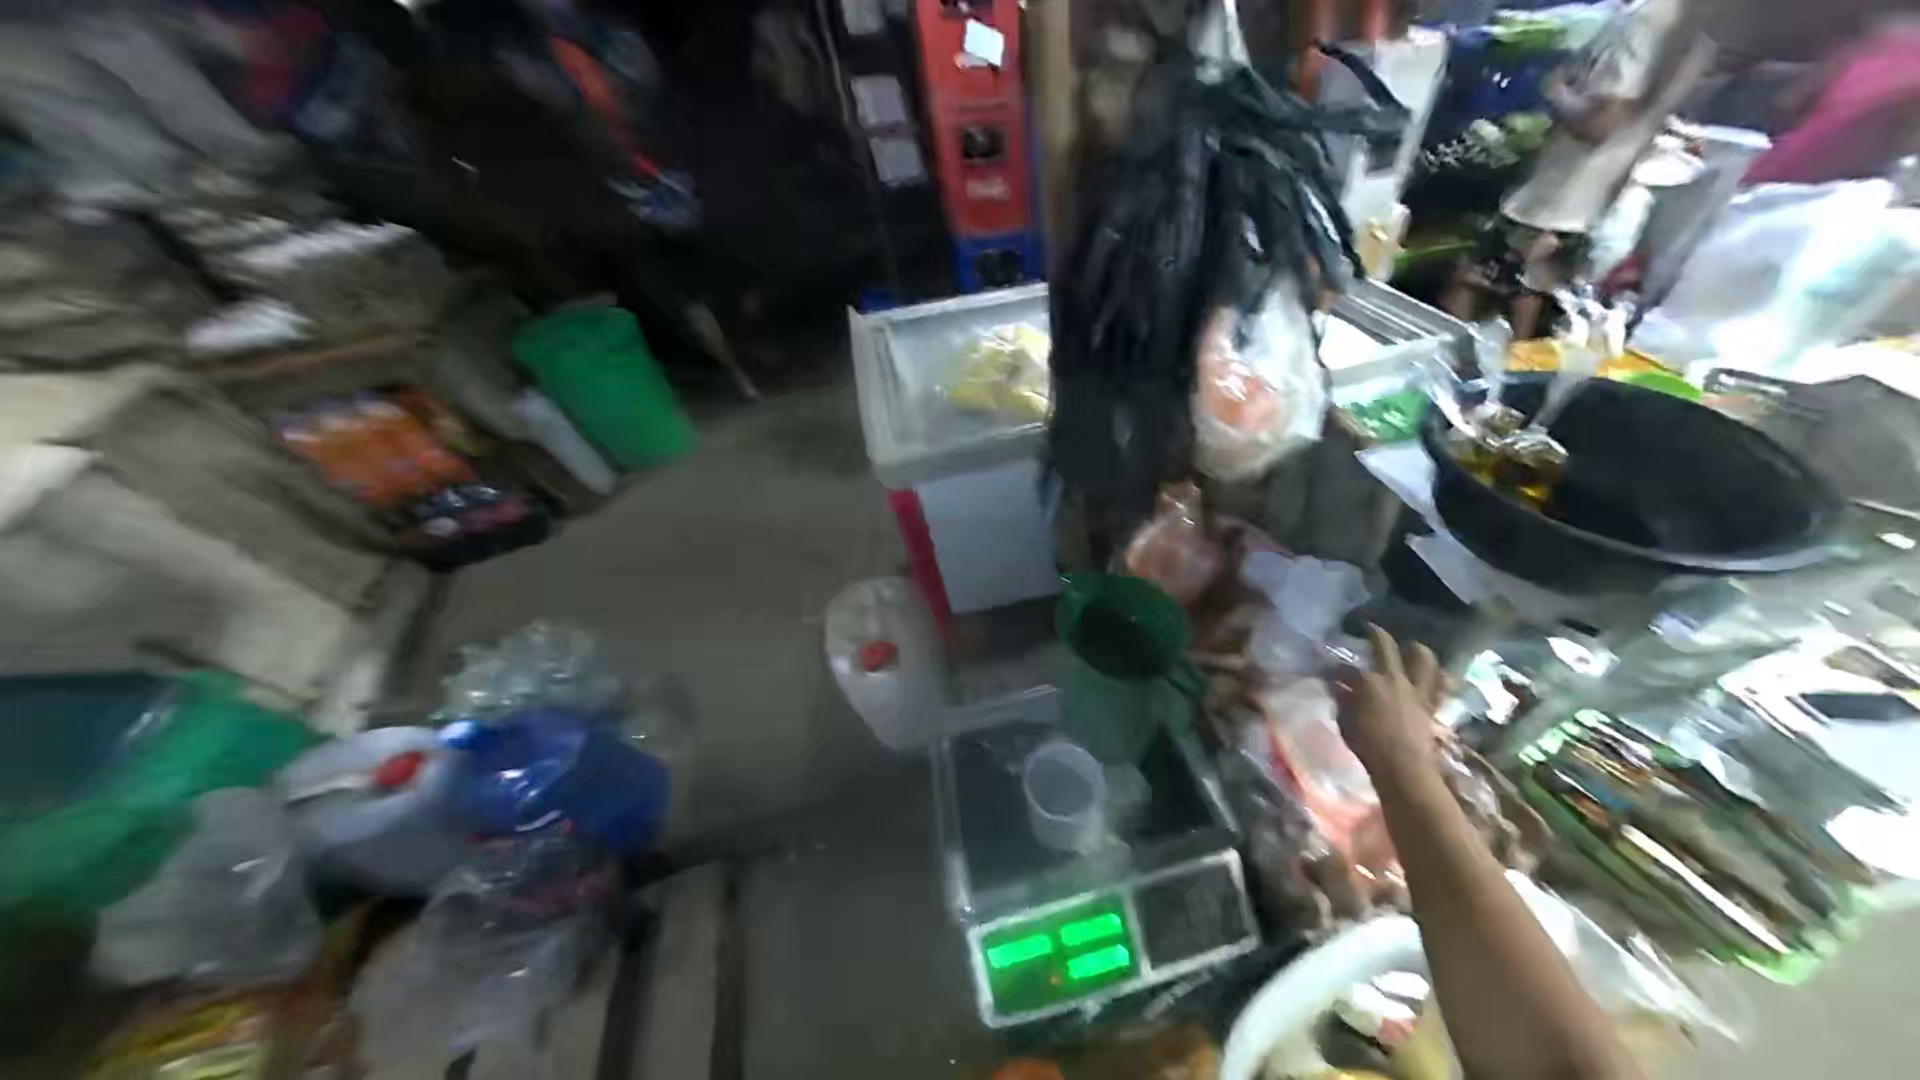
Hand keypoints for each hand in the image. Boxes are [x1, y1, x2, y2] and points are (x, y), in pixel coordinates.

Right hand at [1335, 625, 1445, 780]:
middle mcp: (1393, 678)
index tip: (1327, 674)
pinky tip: (1434, 676)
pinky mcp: (1431, 705)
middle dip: (1375, 634)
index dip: (1334, 670)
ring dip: (1417, 651)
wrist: (1403, 767)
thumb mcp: (1344, 721)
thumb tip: (1338, 688)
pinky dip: (1438, 678)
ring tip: (1411, 648)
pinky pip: (1440, 686)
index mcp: (1367, 681)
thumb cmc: (1367, 745)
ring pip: (1423, 659)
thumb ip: (1342, 700)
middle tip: (1369, 629)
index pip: (1345, 670)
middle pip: (1384, 646)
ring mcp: (1416, 690)